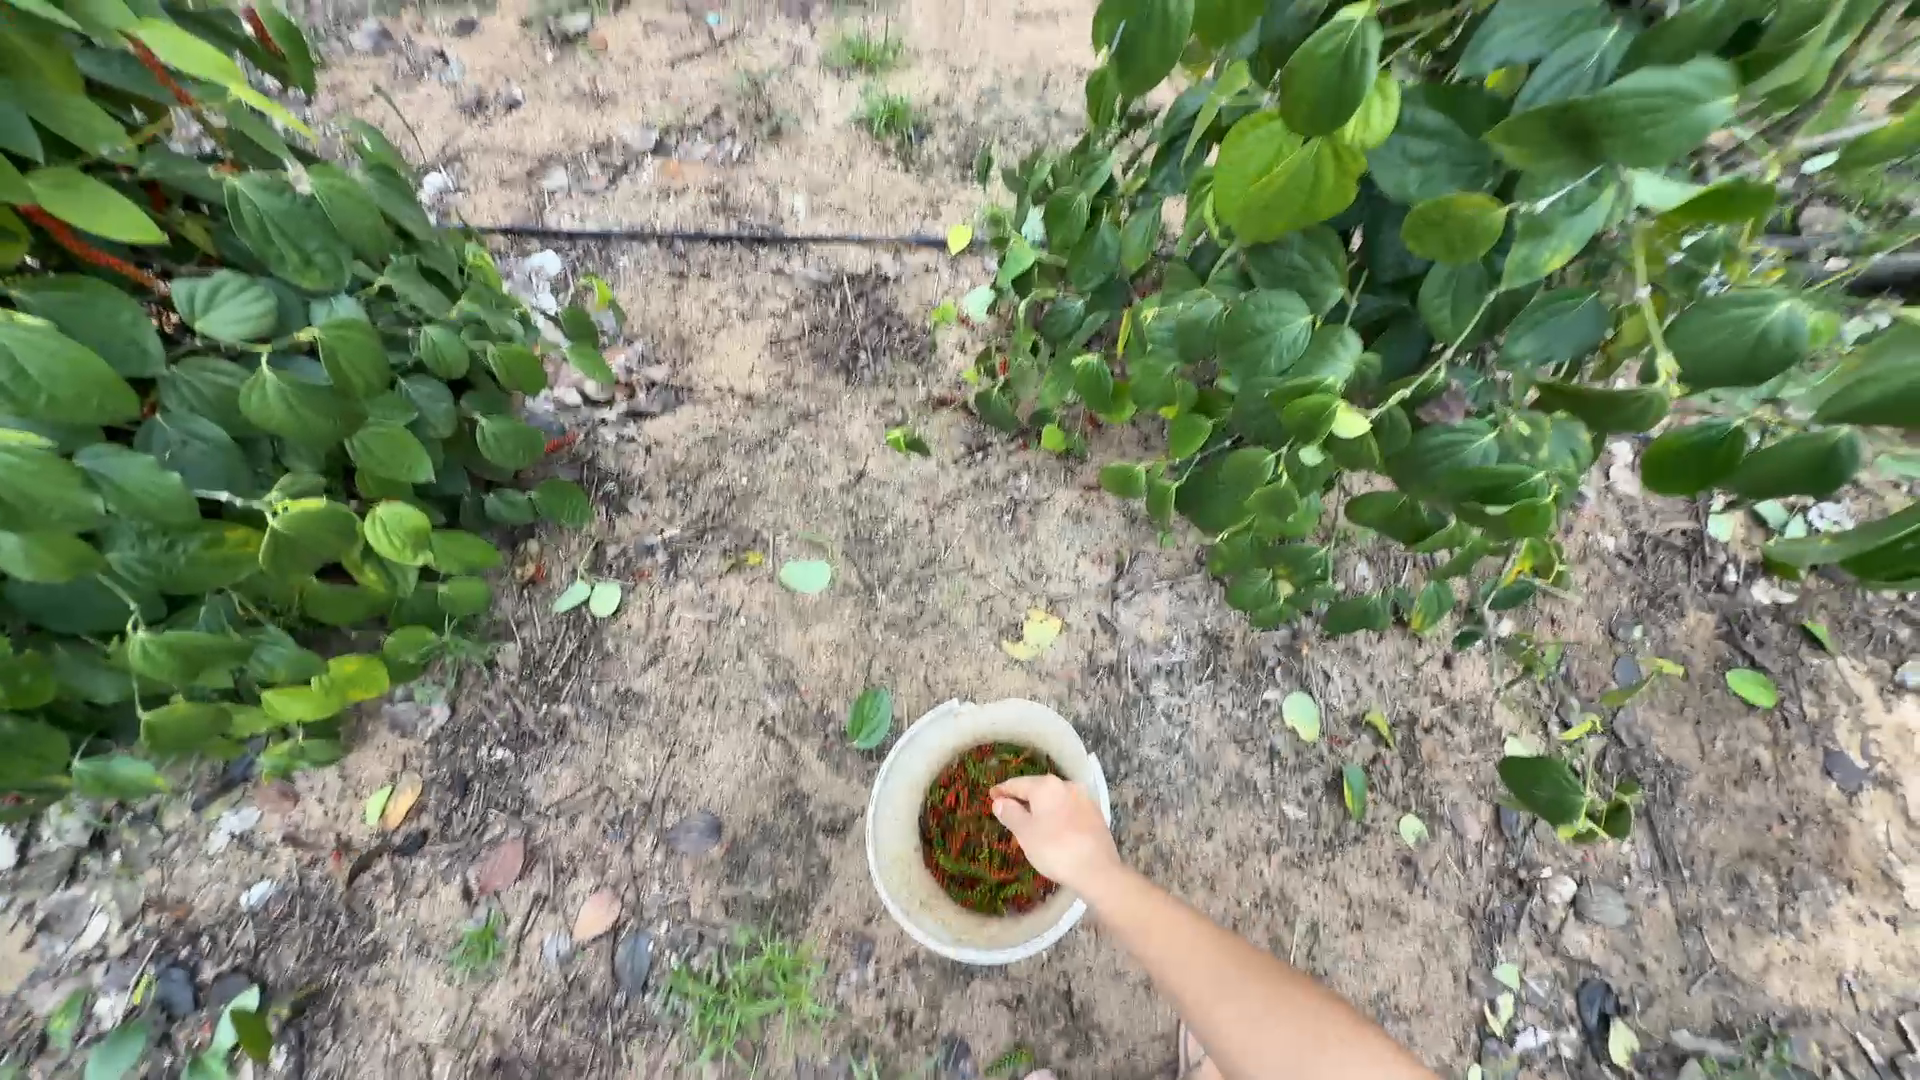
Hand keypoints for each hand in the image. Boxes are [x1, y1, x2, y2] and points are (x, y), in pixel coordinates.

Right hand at [990, 774, 1122, 895]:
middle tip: (1009, 808)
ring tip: (1030, 819)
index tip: (992, 795)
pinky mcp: (1095, 813)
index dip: (1002, 790)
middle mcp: (1066, 785)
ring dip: (1041, 806)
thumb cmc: (1055, 849)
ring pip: (1055, 798)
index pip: (1018, 783)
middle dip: (1023, 797)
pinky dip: (1056, 814)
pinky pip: (1068, 808)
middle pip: (1038, 788)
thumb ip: (1010, 814)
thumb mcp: (1025, 833)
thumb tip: (999, 801)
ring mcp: (1083, 798)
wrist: (1098, 870)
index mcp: (1046, 786)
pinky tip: (1053, 827)